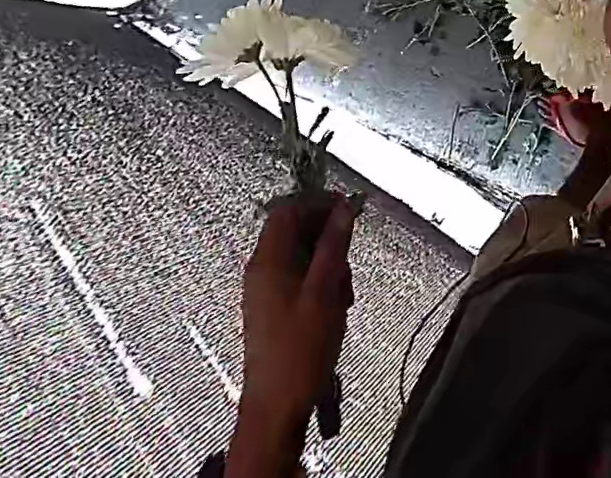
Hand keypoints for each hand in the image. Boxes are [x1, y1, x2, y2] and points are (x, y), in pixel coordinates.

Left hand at [232, 191, 358, 469]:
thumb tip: (344, 208)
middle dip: (327, 240)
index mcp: (268, 260)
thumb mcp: (324, 290)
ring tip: (343, 292)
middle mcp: (262, 270)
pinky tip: (335, 306)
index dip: (317, 205)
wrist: (278, 406)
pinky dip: (321, 283)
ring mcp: (266, 290)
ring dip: (328, 265)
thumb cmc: (301, 346)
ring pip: (302, 256)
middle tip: (347, 263)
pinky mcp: (274, 308)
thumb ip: (334, 245)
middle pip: (296, 232)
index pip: (288, 211)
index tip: (347, 211)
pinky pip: (300, 278)